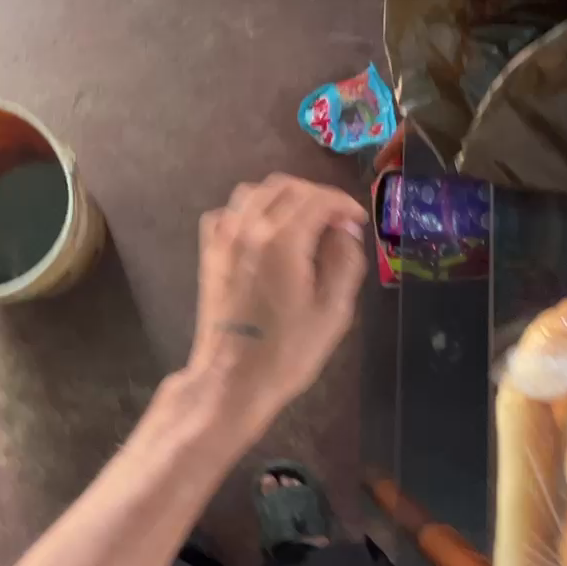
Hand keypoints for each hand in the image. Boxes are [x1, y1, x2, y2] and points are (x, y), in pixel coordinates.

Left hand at [187, 174, 368, 443]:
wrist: (232, 379)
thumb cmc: (287, 351)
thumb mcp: (333, 311)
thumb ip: (344, 260)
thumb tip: (345, 230)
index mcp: (282, 240)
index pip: (317, 199)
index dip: (343, 202)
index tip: (357, 219)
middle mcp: (248, 228)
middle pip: (284, 186)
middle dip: (316, 195)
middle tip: (336, 220)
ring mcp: (223, 239)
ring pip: (254, 192)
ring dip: (283, 197)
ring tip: (304, 222)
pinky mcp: (210, 253)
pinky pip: (229, 213)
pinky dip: (251, 211)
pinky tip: (265, 232)